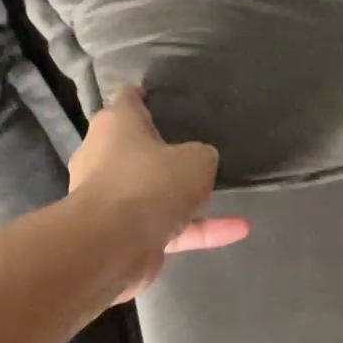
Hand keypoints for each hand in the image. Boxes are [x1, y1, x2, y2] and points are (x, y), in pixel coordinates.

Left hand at [65, 86, 247, 304]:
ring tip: (224, 193)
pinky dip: (198, 229)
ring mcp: (112, 199)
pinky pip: (167, 226)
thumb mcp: (197, 159)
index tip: (172, 96)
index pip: (130, 100)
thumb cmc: (150, 183)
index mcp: (115, 126)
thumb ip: (202, 156)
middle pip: (139, 147)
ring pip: (154, 190)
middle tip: (201, 145)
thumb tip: (198, 163)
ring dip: (187, 196)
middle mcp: (105, 158)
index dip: (149, 95)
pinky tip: (238, 229)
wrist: (110, 246)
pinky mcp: (123, 235)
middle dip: (166, 150)